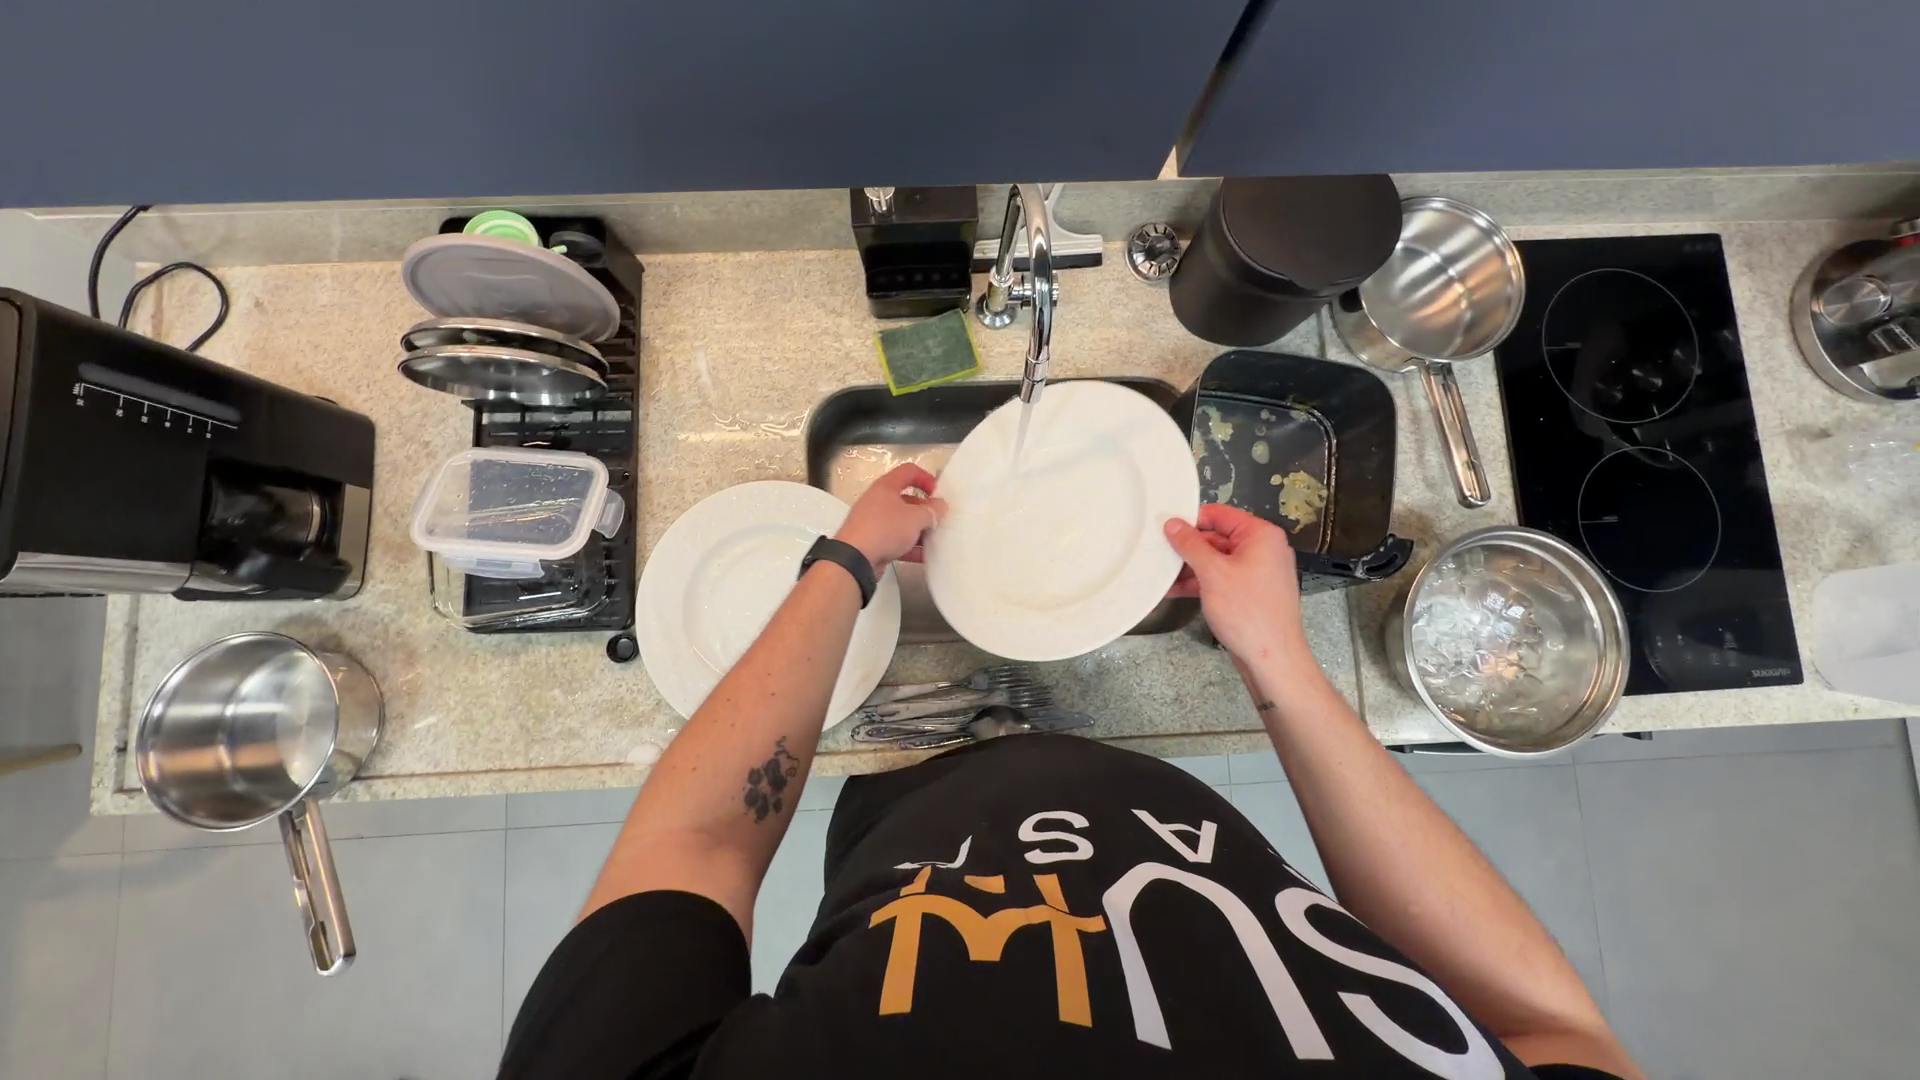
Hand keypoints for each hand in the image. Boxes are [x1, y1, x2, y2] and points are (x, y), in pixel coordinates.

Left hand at [835, 463, 946, 570]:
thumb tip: (940, 505)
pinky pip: (894, 540)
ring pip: (901, 522)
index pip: (908, 471)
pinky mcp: (872, 541)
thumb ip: (931, 511)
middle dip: (924, 509)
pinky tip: (923, 556)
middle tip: (938, 520)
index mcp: (886, 487)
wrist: (854, 558)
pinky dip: (909, 546)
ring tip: (934, 539)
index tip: (938, 493)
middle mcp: (877, 501)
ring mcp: (873, 522)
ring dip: (918, 530)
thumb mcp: (915, 518)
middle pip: (906, 499)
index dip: (925, 478)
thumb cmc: (886, 529)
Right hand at [1164, 504, 1308, 663]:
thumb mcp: (1212, 573)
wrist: (1271, 657)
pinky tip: (1174, 591)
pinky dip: (1200, 583)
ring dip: (1189, 568)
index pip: (1219, 514)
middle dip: (1187, 548)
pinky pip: (1221, 579)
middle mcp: (1263, 549)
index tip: (1164, 527)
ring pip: (1216, 560)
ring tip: (1160, 575)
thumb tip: (1173, 523)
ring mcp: (1258, 572)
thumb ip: (1190, 545)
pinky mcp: (1251, 593)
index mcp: (1261, 535)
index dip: (1191, 519)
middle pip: (1217, 537)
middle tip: (1157, 553)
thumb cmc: (1247, 612)